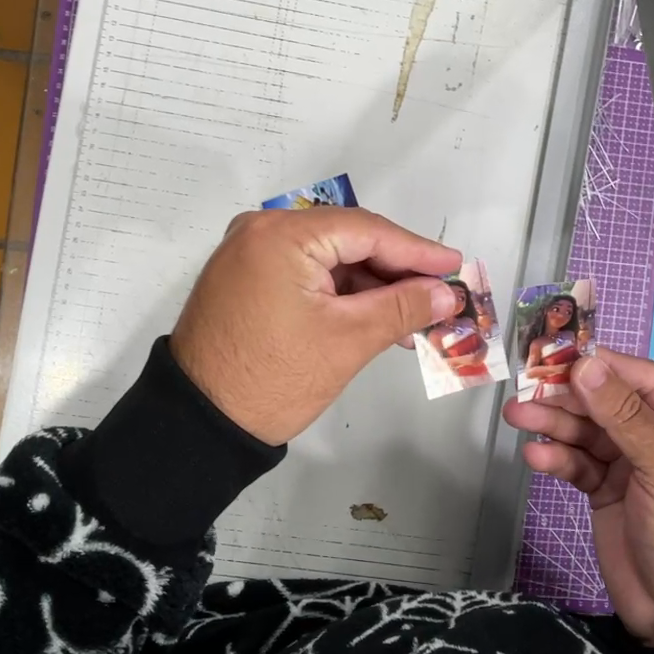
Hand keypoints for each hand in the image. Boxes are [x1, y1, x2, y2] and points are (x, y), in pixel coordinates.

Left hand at [171, 208, 460, 445]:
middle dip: (396, 270)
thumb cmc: (274, 379)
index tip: (455, 265)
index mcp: (282, 234)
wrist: (197, 424)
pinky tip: (373, 317)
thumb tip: (447, 292)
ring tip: (413, 318)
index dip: (417, 250)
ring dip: (370, 285)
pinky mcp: (246, 275)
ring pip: (328, 257)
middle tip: (440, 293)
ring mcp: (249, 251)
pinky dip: (340, 292)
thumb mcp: (348, 340)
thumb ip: (404, 307)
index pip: (366, 231)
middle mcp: (261, 229)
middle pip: (347, 239)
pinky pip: (306, 271)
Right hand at [503, 349, 653, 646]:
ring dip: (552, 423)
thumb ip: (625, 416)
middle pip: (606, 402)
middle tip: (530, 388)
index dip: (604, 366)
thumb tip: (588, 366)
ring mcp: (631, 465)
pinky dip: (556, 458)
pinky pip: (576, 463)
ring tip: (520, 416)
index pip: (644, 379)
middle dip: (568, 396)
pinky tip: (538, 456)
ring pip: (585, 430)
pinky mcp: (606, 491)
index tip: (563, 356)